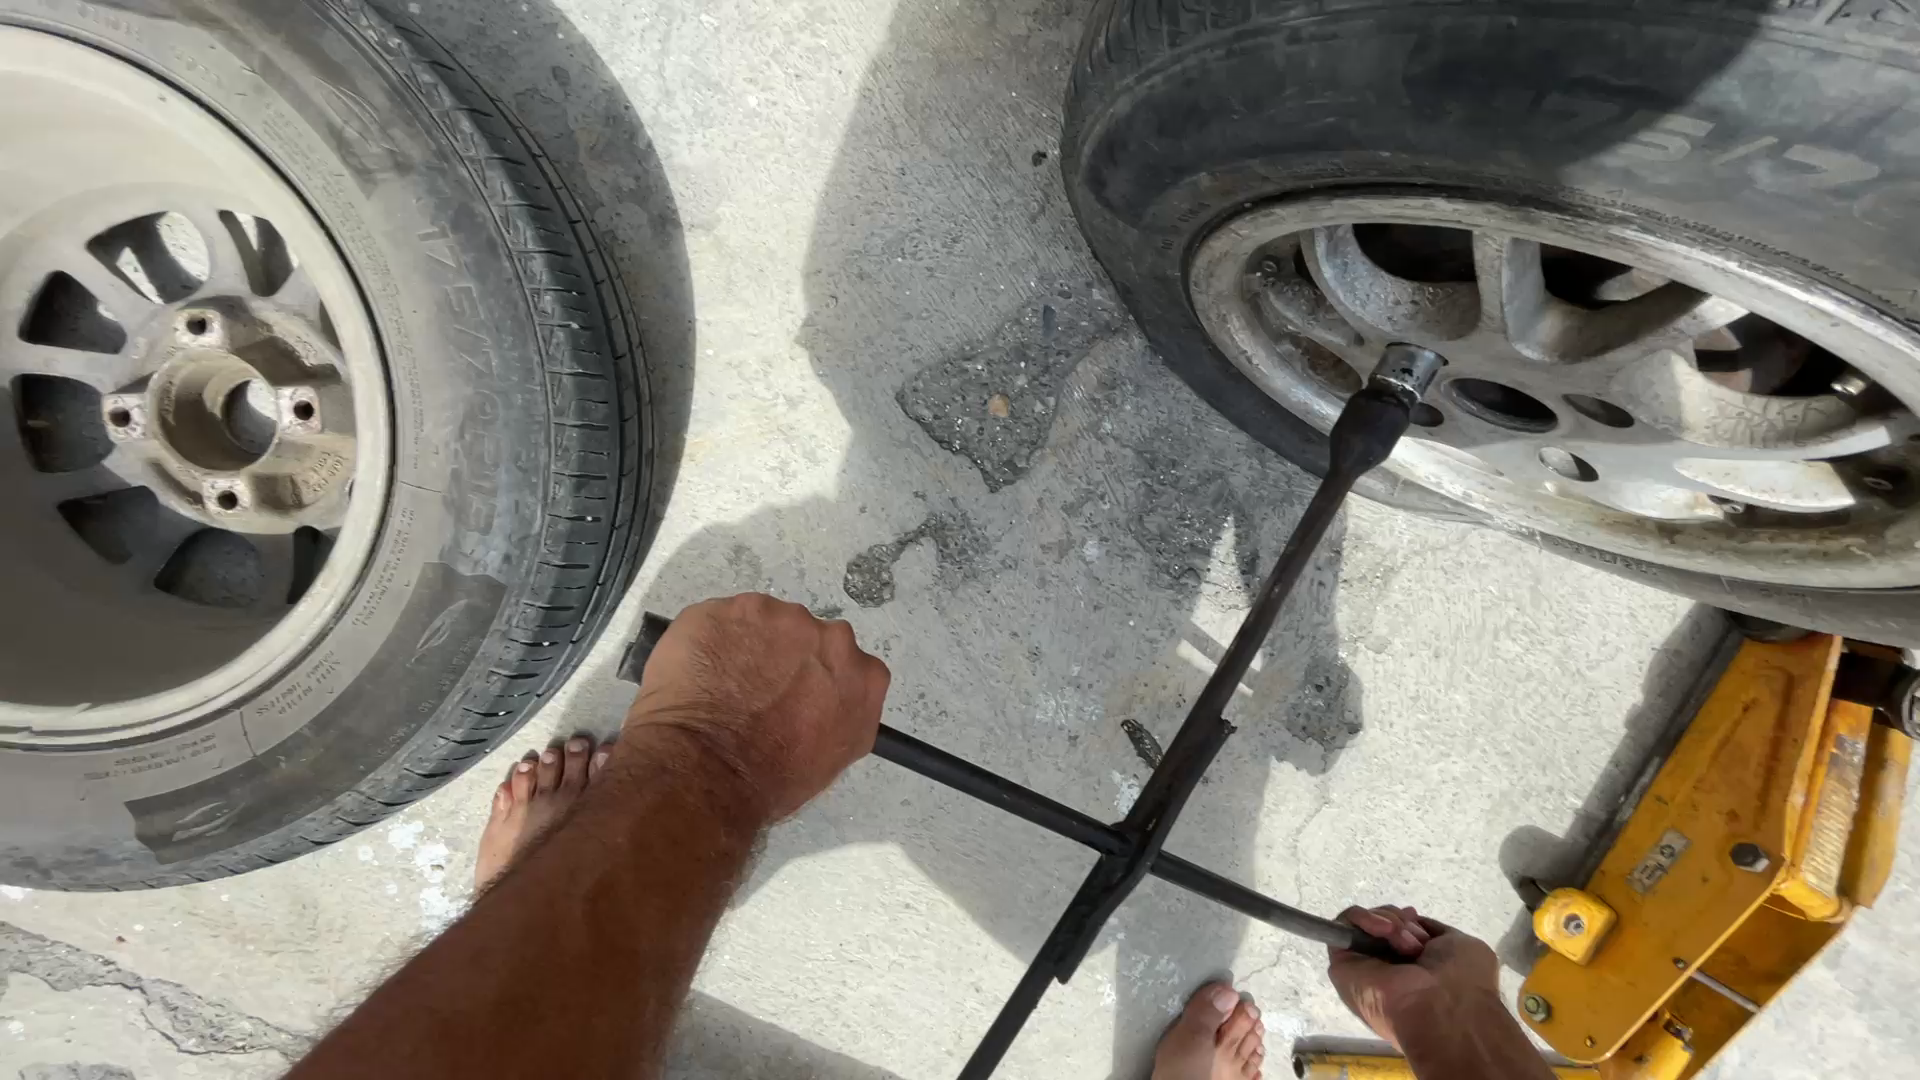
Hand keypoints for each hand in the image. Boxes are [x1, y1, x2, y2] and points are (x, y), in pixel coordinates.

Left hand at [623, 593, 890, 823]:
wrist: (708, 771)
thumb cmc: (771, 779)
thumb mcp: (835, 759)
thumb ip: (846, 715)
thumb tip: (828, 705)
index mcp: (864, 675)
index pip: (848, 665)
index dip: (817, 678)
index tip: (796, 694)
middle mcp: (832, 637)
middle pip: (808, 636)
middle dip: (785, 655)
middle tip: (755, 691)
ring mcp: (782, 616)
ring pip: (764, 623)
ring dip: (747, 644)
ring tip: (720, 686)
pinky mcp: (733, 608)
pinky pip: (721, 619)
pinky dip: (710, 640)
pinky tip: (697, 674)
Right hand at [1326, 906, 1499, 1049]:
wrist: (1443, 1009)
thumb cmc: (1462, 982)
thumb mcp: (1463, 946)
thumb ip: (1436, 931)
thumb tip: (1412, 919)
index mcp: (1414, 967)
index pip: (1399, 931)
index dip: (1405, 920)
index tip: (1414, 917)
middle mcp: (1387, 965)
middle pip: (1379, 922)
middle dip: (1398, 920)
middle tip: (1413, 941)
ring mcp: (1362, 964)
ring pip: (1362, 921)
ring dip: (1386, 921)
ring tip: (1403, 943)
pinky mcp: (1340, 962)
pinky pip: (1344, 925)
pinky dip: (1362, 918)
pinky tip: (1383, 930)